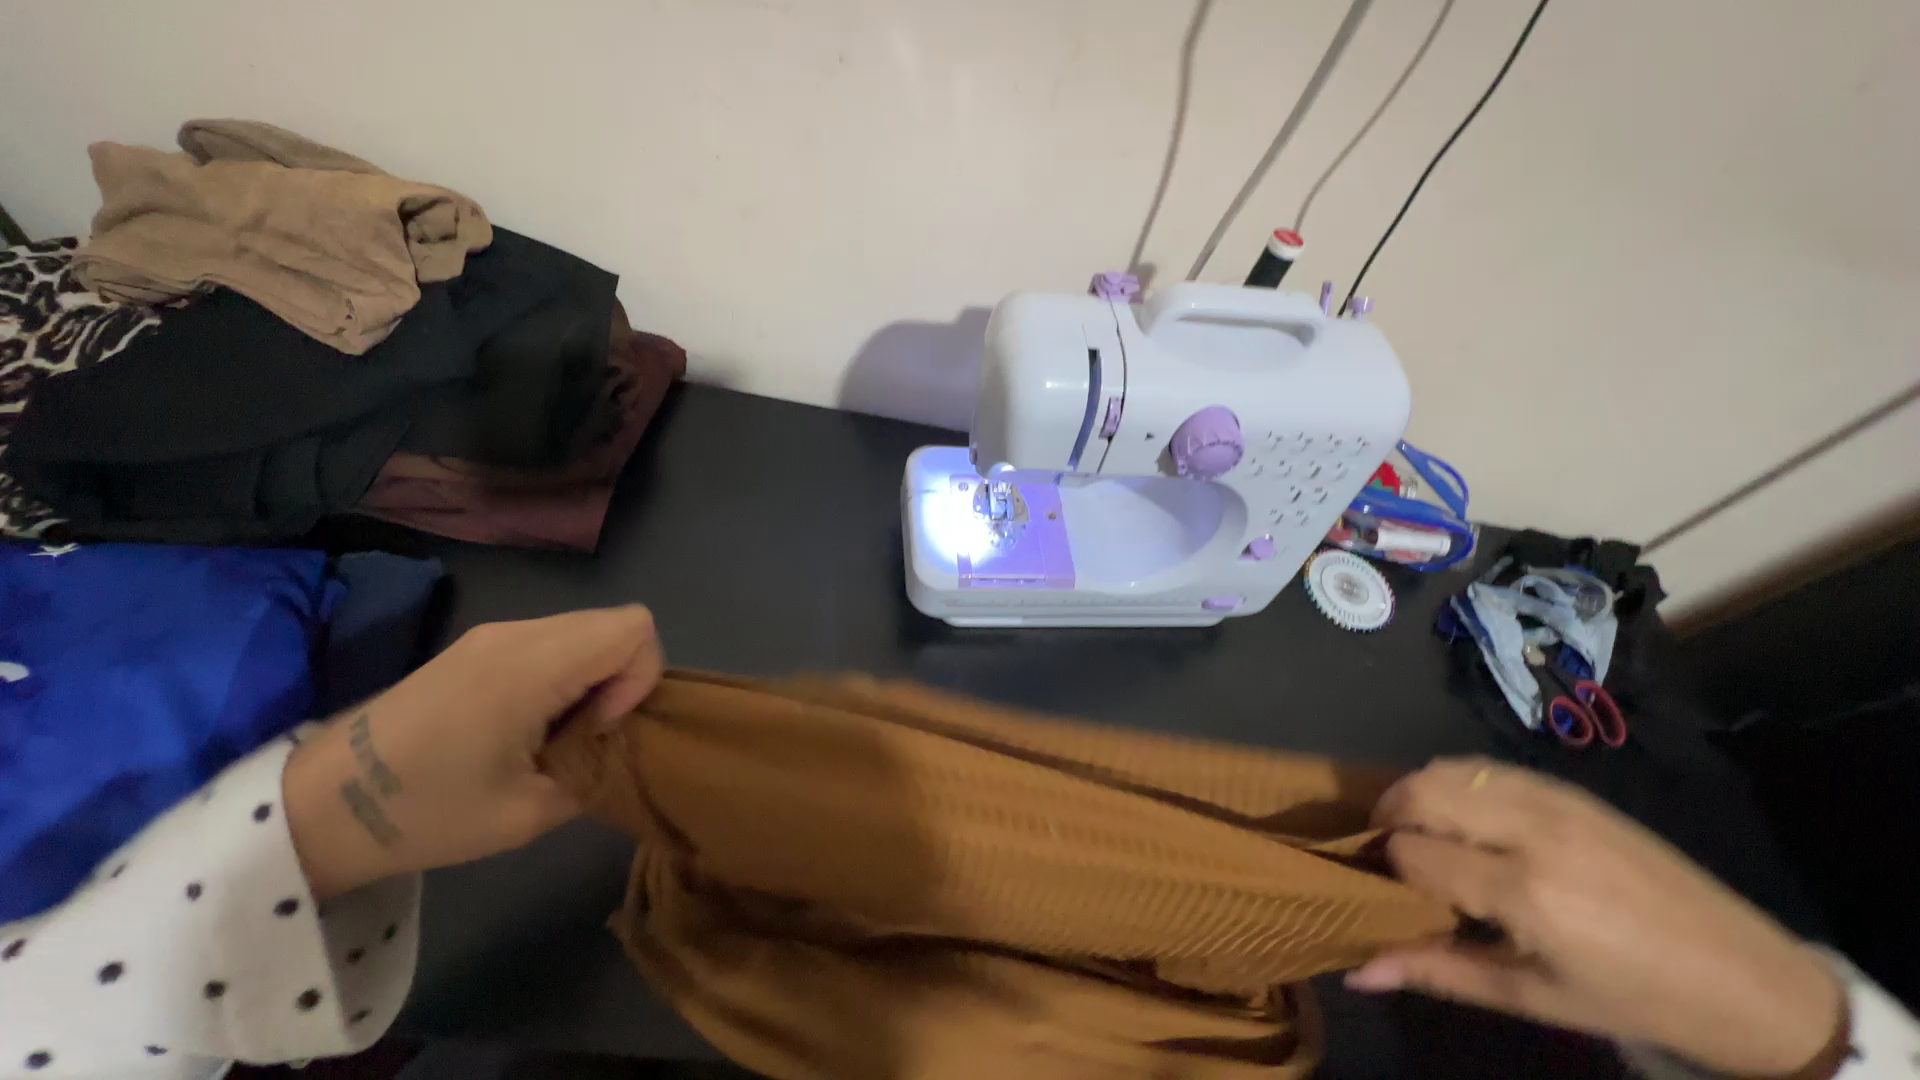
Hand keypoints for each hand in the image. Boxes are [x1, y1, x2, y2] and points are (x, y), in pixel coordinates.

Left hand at [282, 605, 663, 899]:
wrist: (316, 808)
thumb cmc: (426, 813)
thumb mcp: (531, 812)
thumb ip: (597, 770)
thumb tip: (616, 746)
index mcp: (530, 664)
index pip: (634, 628)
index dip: (640, 678)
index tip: (601, 729)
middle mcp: (516, 633)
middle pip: (615, 623)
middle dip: (623, 678)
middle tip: (585, 735)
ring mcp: (492, 635)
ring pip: (587, 630)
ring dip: (595, 676)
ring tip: (557, 733)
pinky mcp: (477, 647)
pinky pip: (554, 641)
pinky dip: (568, 674)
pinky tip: (531, 723)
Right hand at [1350, 758, 1842, 1076]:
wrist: (1750, 980)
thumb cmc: (1633, 999)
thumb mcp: (1532, 996)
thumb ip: (1439, 971)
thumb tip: (1357, 971)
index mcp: (1527, 892)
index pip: (1413, 851)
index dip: (1391, 868)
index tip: (1395, 890)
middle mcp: (1534, 832)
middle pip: (1421, 792)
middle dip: (1390, 817)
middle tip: (1389, 851)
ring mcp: (1556, 802)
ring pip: (1448, 768)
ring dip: (1418, 794)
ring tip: (1421, 832)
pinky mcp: (1572, 790)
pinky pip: (1486, 766)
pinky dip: (1455, 783)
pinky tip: (1464, 818)